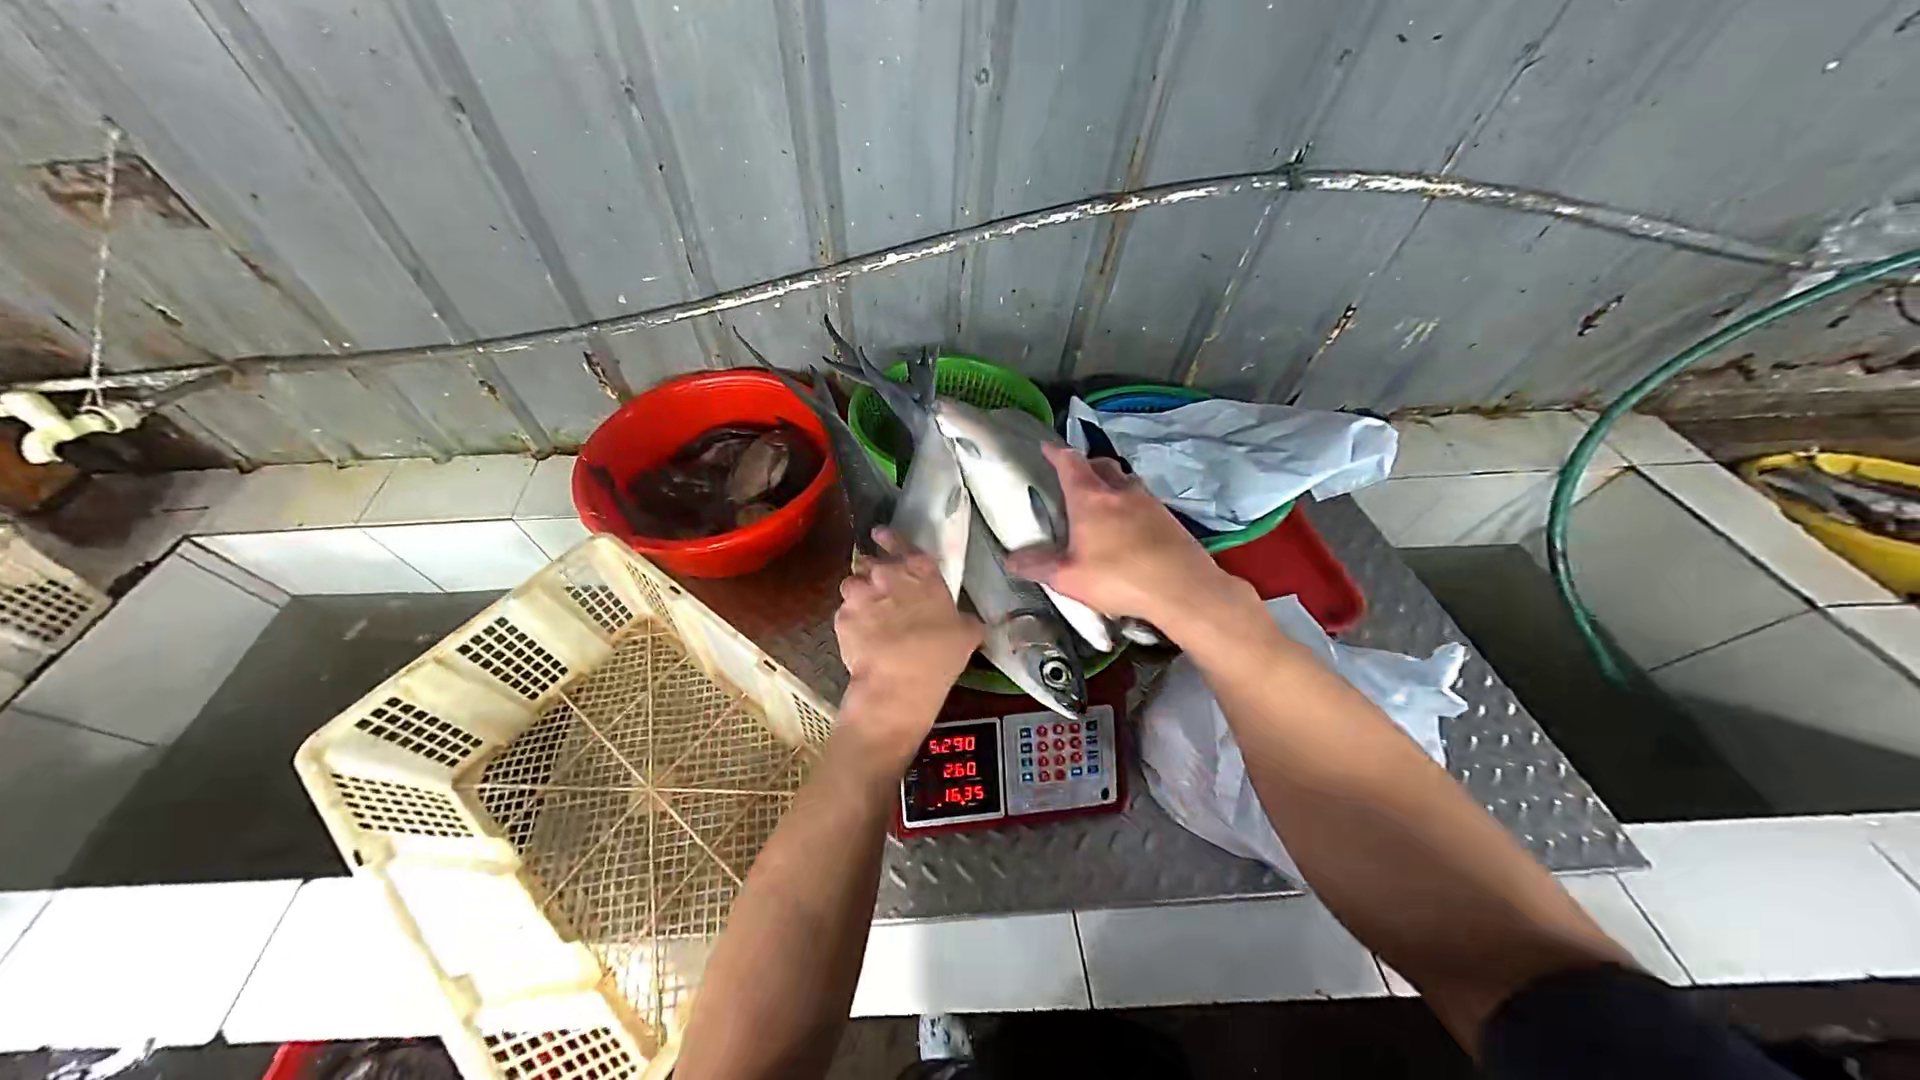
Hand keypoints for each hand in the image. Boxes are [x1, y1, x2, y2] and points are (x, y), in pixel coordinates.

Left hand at [834, 528, 982, 752]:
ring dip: (860, 595)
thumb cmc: (940, 654)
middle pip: (872, 562)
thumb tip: (969, 622)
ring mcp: (861, 595)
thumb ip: (965, 620)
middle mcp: (887, 575)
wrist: (900, 682)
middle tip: (881, 590)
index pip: (902, 543)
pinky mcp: (842, 617)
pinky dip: (851, 621)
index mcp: (921, 573)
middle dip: (874, 572)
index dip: (891, 538)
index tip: (881, 535)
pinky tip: (861, 637)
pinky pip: (845, 613)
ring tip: (868, 615)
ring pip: (853, 585)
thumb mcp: (967, 634)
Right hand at [1005, 443, 1248, 637]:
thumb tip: (1011, 559)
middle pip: (1101, 464)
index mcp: (1090, 498)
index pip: (1070, 463)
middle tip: (1074, 477)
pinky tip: (1129, 526)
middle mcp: (1120, 491)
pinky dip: (1130, 504)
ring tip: (1101, 501)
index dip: (1056, 453)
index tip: (1047, 448)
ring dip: (1111, 483)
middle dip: (1085, 465)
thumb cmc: (1119, 578)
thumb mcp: (1068, 578)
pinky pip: (1143, 500)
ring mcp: (1149, 502)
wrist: (1182, 588)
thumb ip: (1038, 566)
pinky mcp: (1169, 518)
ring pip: (1125, 480)